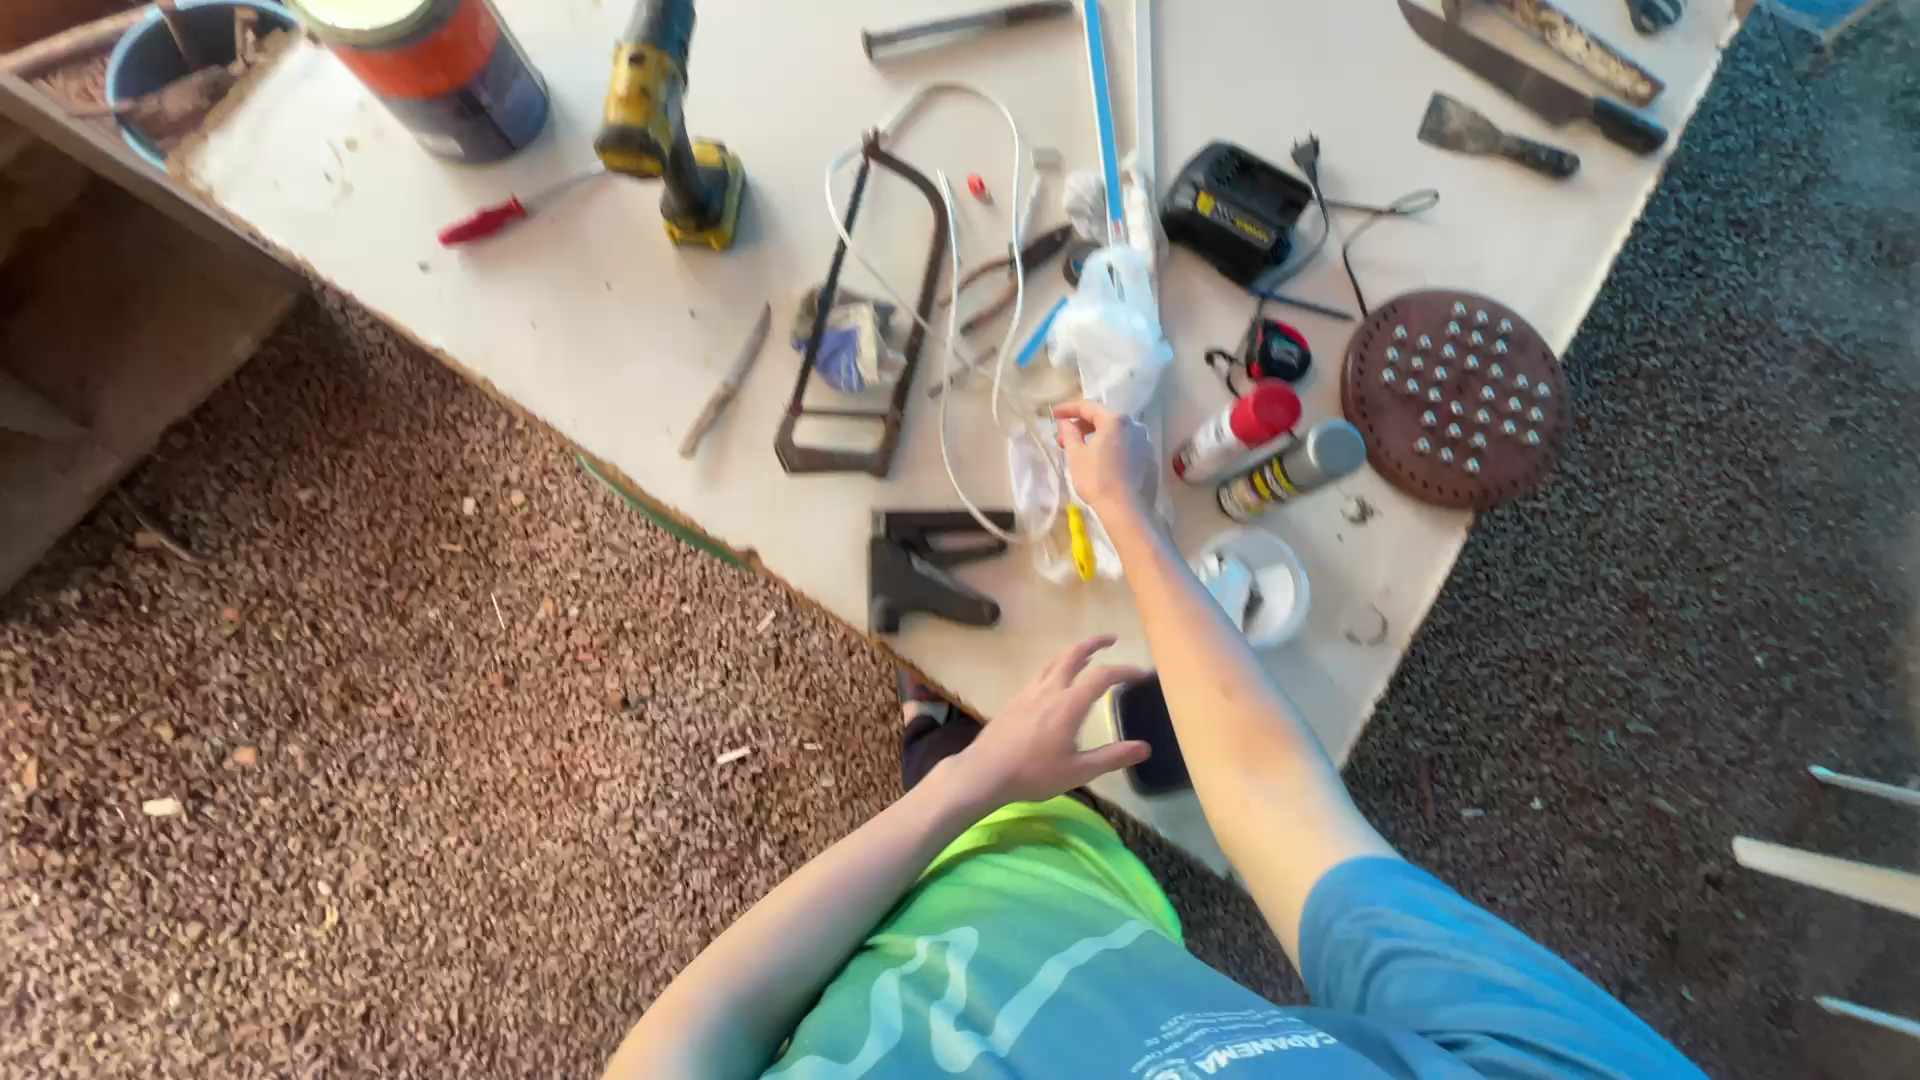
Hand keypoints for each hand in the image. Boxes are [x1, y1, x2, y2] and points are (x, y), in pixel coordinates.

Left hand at [949, 636, 1151, 807]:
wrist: (986, 771)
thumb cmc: (1034, 773)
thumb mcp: (1078, 771)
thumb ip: (1112, 757)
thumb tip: (1144, 748)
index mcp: (1068, 704)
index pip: (1102, 676)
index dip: (1124, 670)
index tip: (1141, 673)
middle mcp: (1049, 689)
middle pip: (1073, 654)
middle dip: (1094, 642)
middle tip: (1111, 640)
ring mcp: (1029, 691)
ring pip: (1054, 660)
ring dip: (1074, 652)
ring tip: (1087, 656)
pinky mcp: (1015, 698)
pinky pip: (1041, 672)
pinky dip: (1056, 666)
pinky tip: (1056, 680)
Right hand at [1053, 400, 1155, 525]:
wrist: (1127, 510)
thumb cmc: (1097, 480)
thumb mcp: (1076, 456)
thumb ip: (1070, 434)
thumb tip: (1066, 423)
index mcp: (1115, 420)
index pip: (1088, 407)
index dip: (1068, 409)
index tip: (1054, 414)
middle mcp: (1134, 426)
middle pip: (1104, 419)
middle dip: (1082, 425)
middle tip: (1064, 437)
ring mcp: (1145, 443)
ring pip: (1117, 433)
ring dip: (1097, 437)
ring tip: (1082, 450)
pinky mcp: (1150, 460)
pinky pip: (1127, 447)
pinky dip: (1112, 448)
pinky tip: (1103, 462)